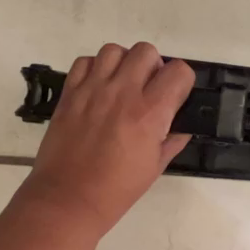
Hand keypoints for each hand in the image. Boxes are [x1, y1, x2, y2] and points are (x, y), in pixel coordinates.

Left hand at [20, 43, 195, 234]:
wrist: (69, 199)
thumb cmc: (116, 189)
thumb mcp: (155, 167)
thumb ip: (172, 140)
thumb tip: (181, 127)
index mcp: (150, 112)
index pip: (178, 71)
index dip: (181, 81)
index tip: (175, 96)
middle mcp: (123, 92)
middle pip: (147, 51)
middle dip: (153, 67)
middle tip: (148, 89)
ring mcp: (93, 89)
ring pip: (114, 50)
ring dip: (123, 63)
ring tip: (121, 85)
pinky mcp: (70, 93)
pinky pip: (84, 61)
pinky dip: (94, 68)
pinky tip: (97, 88)